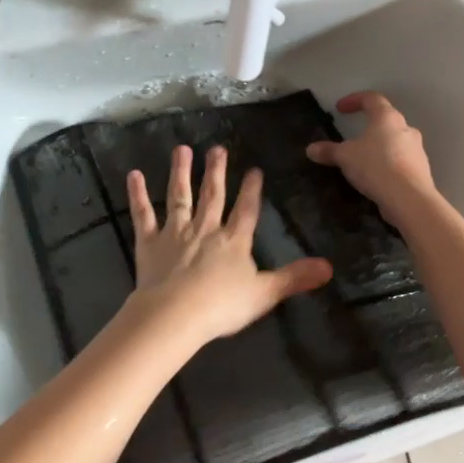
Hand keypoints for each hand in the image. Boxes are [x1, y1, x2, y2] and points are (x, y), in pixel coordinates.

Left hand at [125, 145, 332, 344]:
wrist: (176, 314)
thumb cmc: (221, 306)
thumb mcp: (264, 294)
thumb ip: (294, 278)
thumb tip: (329, 267)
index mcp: (234, 241)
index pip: (246, 211)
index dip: (251, 190)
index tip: (254, 170)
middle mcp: (205, 229)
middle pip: (212, 195)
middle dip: (216, 171)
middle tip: (218, 148)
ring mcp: (175, 233)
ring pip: (179, 196)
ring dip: (180, 172)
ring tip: (181, 149)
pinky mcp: (149, 242)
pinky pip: (143, 214)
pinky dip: (138, 194)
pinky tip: (134, 175)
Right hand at [305, 92, 437, 221]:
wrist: (409, 199)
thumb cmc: (376, 166)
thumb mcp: (345, 157)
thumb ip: (328, 151)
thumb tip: (310, 149)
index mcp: (387, 118)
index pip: (371, 98)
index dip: (354, 100)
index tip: (340, 109)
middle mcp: (406, 129)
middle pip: (386, 120)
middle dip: (368, 126)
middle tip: (353, 137)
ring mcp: (417, 150)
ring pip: (395, 142)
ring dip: (379, 147)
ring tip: (363, 160)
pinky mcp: (421, 169)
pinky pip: (400, 161)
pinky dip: (387, 164)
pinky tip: (376, 178)